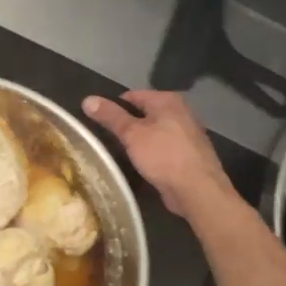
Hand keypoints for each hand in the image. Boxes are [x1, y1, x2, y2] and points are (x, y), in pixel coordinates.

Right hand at [82, 90, 236, 217]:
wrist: (197, 189)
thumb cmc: (163, 156)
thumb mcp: (132, 134)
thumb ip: (110, 116)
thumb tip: (87, 99)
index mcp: (167, 100)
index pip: (131, 96)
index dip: (113, 109)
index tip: (100, 126)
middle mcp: (180, 111)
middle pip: (143, 113)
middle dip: (127, 126)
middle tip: (109, 142)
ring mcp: (187, 132)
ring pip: (153, 131)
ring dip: (138, 140)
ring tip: (122, 155)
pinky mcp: (188, 152)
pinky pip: (162, 146)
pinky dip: (151, 152)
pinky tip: (142, 165)